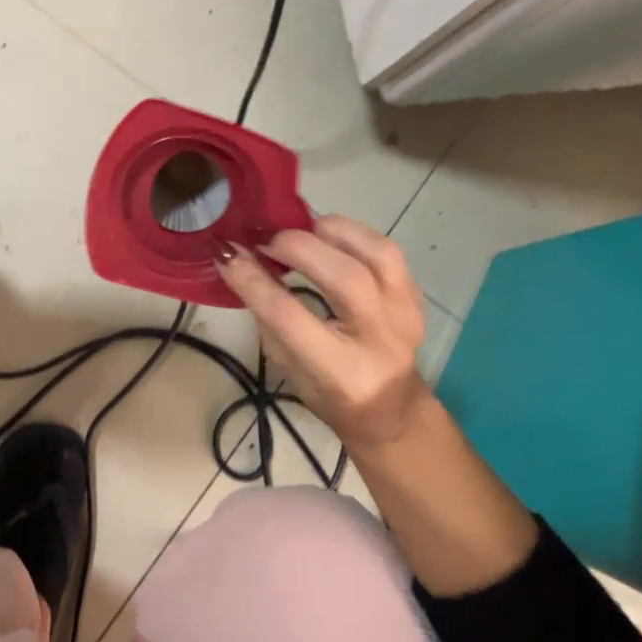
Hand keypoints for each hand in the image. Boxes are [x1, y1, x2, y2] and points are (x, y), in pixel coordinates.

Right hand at [217, 215, 430, 446]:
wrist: (392, 411)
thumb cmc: (328, 394)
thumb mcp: (286, 364)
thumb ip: (265, 312)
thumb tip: (236, 258)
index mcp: (341, 372)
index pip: (290, 316)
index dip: (253, 280)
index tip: (225, 253)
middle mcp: (380, 341)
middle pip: (344, 277)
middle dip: (296, 246)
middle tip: (264, 239)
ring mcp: (405, 316)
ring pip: (377, 254)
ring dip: (331, 232)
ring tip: (300, 231)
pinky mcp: (415, 297)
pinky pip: (388, 251)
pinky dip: (353, 235)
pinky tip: (326, 237)